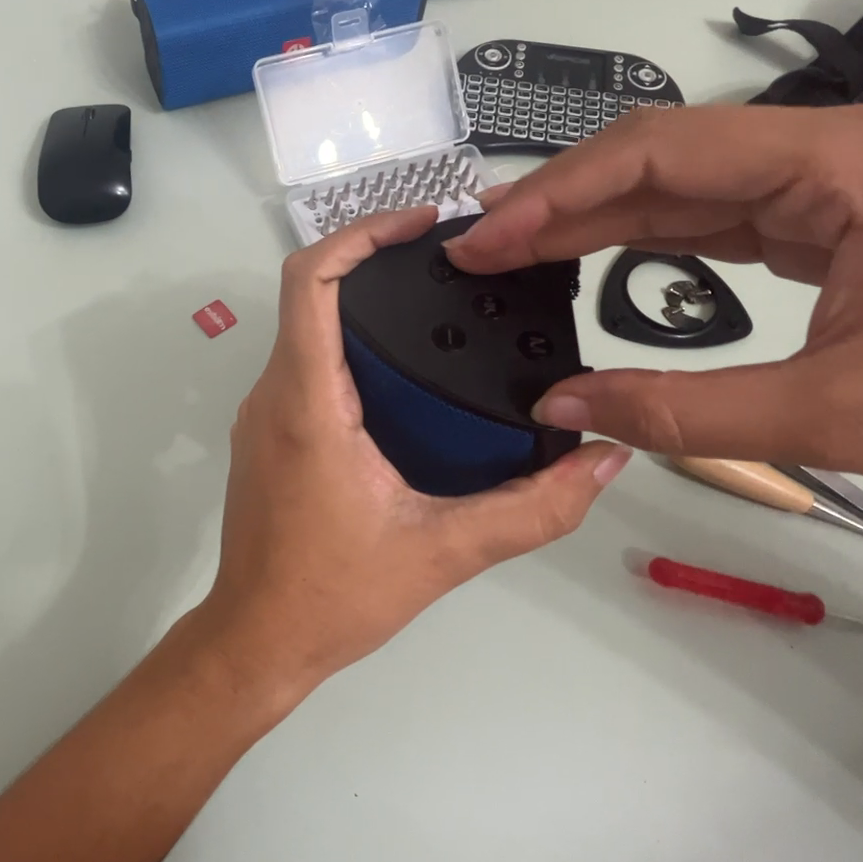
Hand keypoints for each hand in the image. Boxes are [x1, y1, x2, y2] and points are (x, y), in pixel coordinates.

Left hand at [194, 206, 630, 695]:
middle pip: (310, 295)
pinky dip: (350, 351)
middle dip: (374, 264)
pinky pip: (306, 367)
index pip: (308, 282)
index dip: (359, 234)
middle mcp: (273, 395)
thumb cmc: (333, 596)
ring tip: (438, 311)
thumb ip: (532, 509)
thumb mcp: (444, 553)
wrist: (258, 638)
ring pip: (307, 332)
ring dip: (363, 310)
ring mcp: (263, 415)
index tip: (420, 223)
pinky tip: (406, 378)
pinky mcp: (268, 436)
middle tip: (450, 263)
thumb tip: (604, 461)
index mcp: (306, 404)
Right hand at [443, 96, 862, 524]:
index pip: (663, 152)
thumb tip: (556, 412)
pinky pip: (733, 218)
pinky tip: (599, 257)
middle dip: (564, 204)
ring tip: (516, 254)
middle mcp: (849, 148)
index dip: (555, 196)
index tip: (483, 240)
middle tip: (479, 249)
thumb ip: (678, 408)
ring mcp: (855, 181)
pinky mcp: (857, 220)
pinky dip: (657, 240)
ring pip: (695, 186)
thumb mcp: (842, 417)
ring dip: (602, 220)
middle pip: (670, 157)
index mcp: (855, 160)